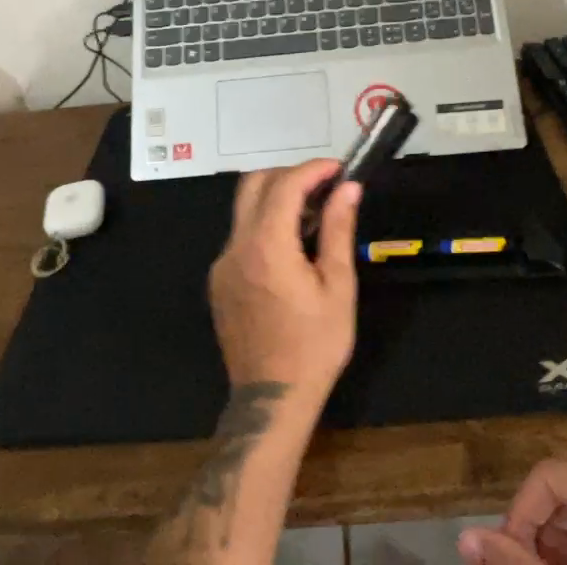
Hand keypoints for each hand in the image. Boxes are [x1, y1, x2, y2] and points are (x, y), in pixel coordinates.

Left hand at [209, 160, 361, 402]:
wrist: (272, 398)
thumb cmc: (315, 345)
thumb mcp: (338, 287)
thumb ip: (338, 231)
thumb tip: (348, 189)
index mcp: (267, 246)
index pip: (285, 185)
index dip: (313, 169)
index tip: (340, 170)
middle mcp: (235, 247)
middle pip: (254, 185)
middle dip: (290, 175)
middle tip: (324, 188)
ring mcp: (222, 264)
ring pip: (243, 210)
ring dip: (276, 200)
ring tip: (313, 219)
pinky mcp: (218, 281)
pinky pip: (239, 237)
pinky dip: (264, 227)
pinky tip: (290, 251)